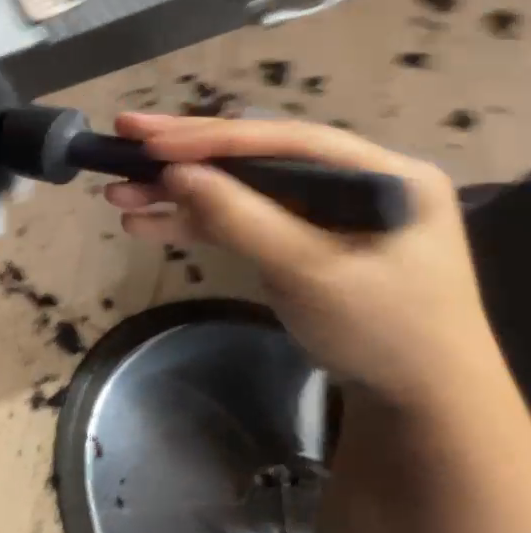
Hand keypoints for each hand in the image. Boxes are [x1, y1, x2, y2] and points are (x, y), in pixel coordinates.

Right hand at [104, 114, 498, 409]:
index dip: (216, 137)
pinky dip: (187, 220)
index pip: (288, 140)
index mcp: (383, 175)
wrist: (417, 399)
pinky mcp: (292, 237)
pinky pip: (232, 218)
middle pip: (254, 155)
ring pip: (234, 186)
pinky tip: (140, 224)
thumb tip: (174, 172)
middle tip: (123, 133)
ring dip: (173, 189)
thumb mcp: (312, 271)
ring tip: (115, 192)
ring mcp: (319, 211)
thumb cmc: (383, 329)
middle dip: (184, 151)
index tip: (153, 142)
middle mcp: (351, 181)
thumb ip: (244, 218)